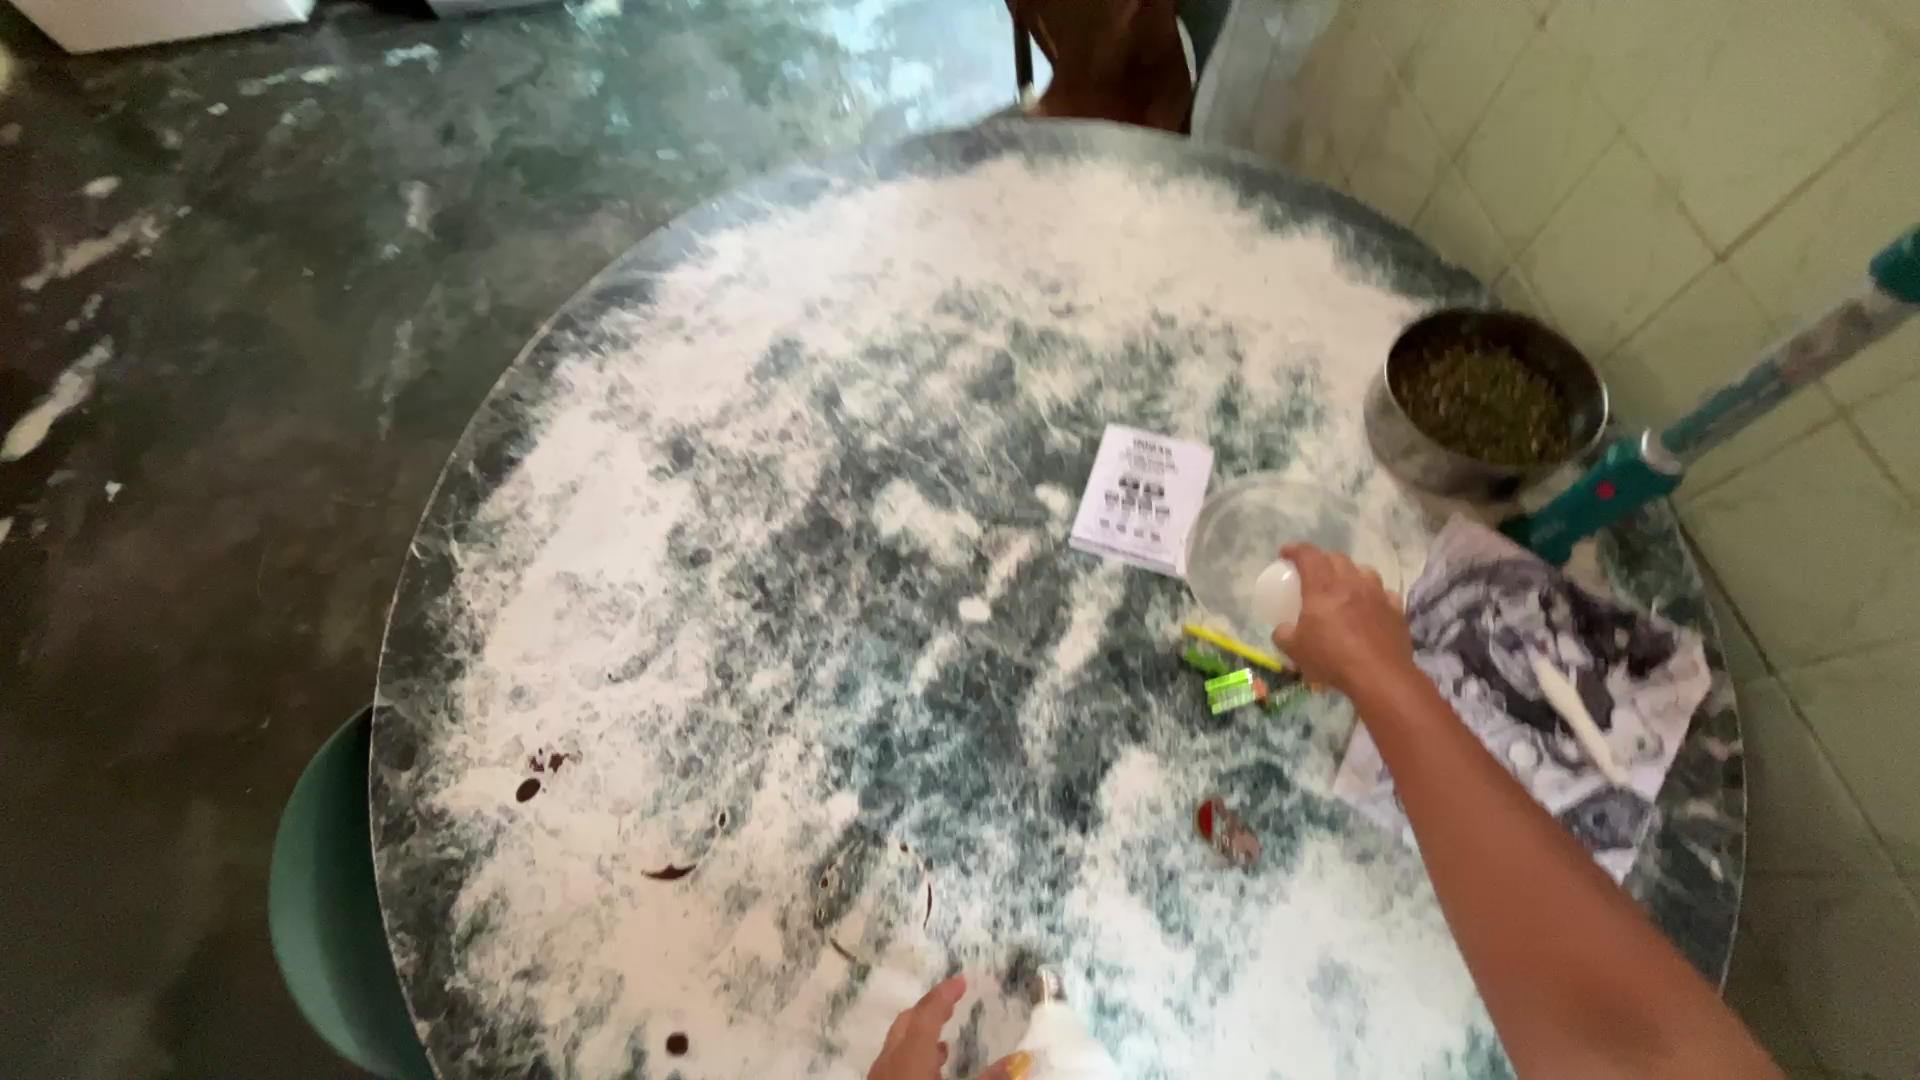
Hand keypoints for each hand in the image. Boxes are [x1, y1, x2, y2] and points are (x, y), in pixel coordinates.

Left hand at [866, 975, 1031, 1079]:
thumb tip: (1021, 1060)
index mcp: (908, 1058)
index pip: (926, 1013)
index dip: (944, 994)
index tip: (962, 980)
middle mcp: (888, 1065)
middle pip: (907, 1025)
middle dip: (929, 1012)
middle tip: (953, 1005)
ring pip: (897, 1047)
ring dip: (920, 1039)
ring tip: (945, 1045)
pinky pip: (894, 1067)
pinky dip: (912, 1061)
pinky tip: (929, 1078)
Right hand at [1270, 543, 1414, 697]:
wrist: (1379, 677)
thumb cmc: (1331, 659)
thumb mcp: (1294, 650)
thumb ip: (1283, 634)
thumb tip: (1282, 629)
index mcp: (1322, 587)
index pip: (1308, 555)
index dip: (1295, 549)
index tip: (1285, 554)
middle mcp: (1351, 583)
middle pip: (1336, 558)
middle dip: (1321, 559)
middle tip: (1313, 572)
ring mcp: (1377, 595)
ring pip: (1364, 570)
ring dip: (1350, 573)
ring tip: (1344, 585)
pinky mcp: (1395, 610)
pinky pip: (1384, 592)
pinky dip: (1373, 594)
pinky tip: (1369, 606)